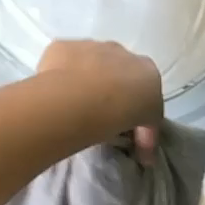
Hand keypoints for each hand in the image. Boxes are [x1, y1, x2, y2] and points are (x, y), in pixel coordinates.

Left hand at [35, 40, 161, 162]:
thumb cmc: (124, 110)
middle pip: (116, 71)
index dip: (136, 107)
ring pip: (88, 64)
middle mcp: (120, 51)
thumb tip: (147, 158)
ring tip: (75, 107)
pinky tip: (56, 94)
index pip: (144, 87)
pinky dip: (60, 75)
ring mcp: (90, 46)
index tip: (126, 127)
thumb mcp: (146, 126)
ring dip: (85, 80)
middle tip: (99, 116)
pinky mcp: (62, 47)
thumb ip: (147, 136)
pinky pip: (62, 62)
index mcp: (146, 69)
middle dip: (110, 89)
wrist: (86, 96)